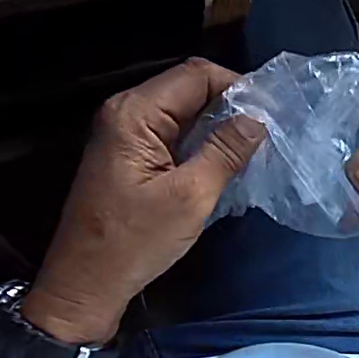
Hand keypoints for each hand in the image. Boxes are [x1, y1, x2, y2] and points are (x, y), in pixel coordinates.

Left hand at [24, 58, 263, 344]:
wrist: (88, 283)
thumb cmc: (135, 241)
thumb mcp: (191, 196)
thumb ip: (225, 152)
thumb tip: (258, 119)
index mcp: (135, 113)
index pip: (195, 74)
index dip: (237, 86)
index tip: (270, 113)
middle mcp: (127, 112)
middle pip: (189, 89)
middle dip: (231, 105)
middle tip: (268, 132)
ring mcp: (127, 134)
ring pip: (185, 112)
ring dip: (219, 126)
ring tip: (254, 147)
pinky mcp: (132, 156)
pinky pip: (175, 134)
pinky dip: (203, 142)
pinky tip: (226, 161)